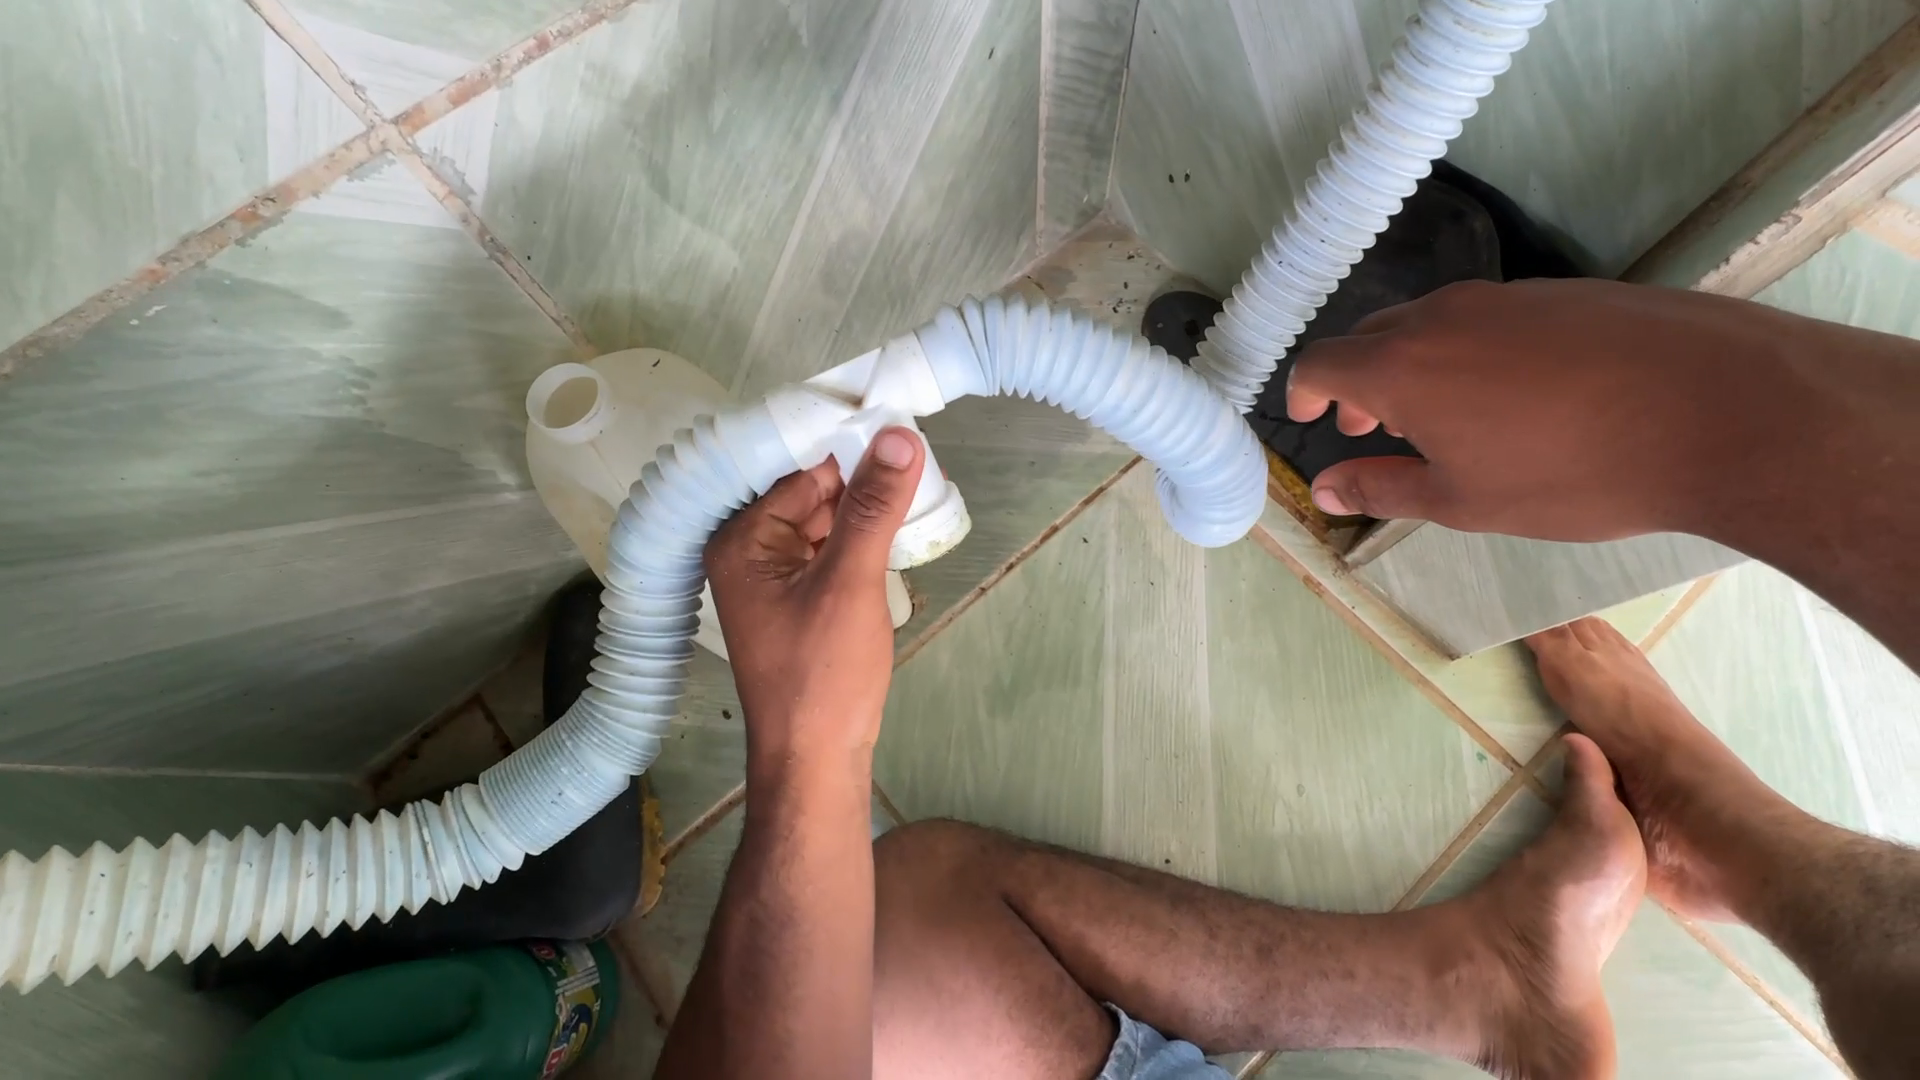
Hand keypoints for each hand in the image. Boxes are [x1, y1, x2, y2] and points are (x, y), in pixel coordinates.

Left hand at [703, 427, 924, 772]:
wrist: (817, 759)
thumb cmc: (824, 671)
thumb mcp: (851, 580)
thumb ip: (874, 507)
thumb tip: (899, 436)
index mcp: (741, 540)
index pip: (799, 472)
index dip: (848, 448)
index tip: (898, 425)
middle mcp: (748, 552)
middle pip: (809, 493)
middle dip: (860, 479)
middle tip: (917, 453)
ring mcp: (773, 578)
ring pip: (823, 522)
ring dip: (864, 509)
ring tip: (917, 484)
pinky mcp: (798, 600)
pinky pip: (829, 550)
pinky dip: (859, 540)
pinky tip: (895, 530)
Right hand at [1284, 277, 1824, 540]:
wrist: (1731, 412)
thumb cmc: (1570, 471)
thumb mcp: (1460, 499)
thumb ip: (1379, 489)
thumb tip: (1324, 490)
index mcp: (1401, 366)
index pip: (1320, 363)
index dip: (1303, 392)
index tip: (1310, 420)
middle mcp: (1441, 316)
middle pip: (1370, 338)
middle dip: (1358, 383)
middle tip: (1376, 429)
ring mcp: (1507, 295)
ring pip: (1429, 324)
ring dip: (1412, 366)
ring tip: (1446, 416)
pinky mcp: (1563, 291)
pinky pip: (1486, 317)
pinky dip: (1468, 351)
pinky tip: (1514, 394)